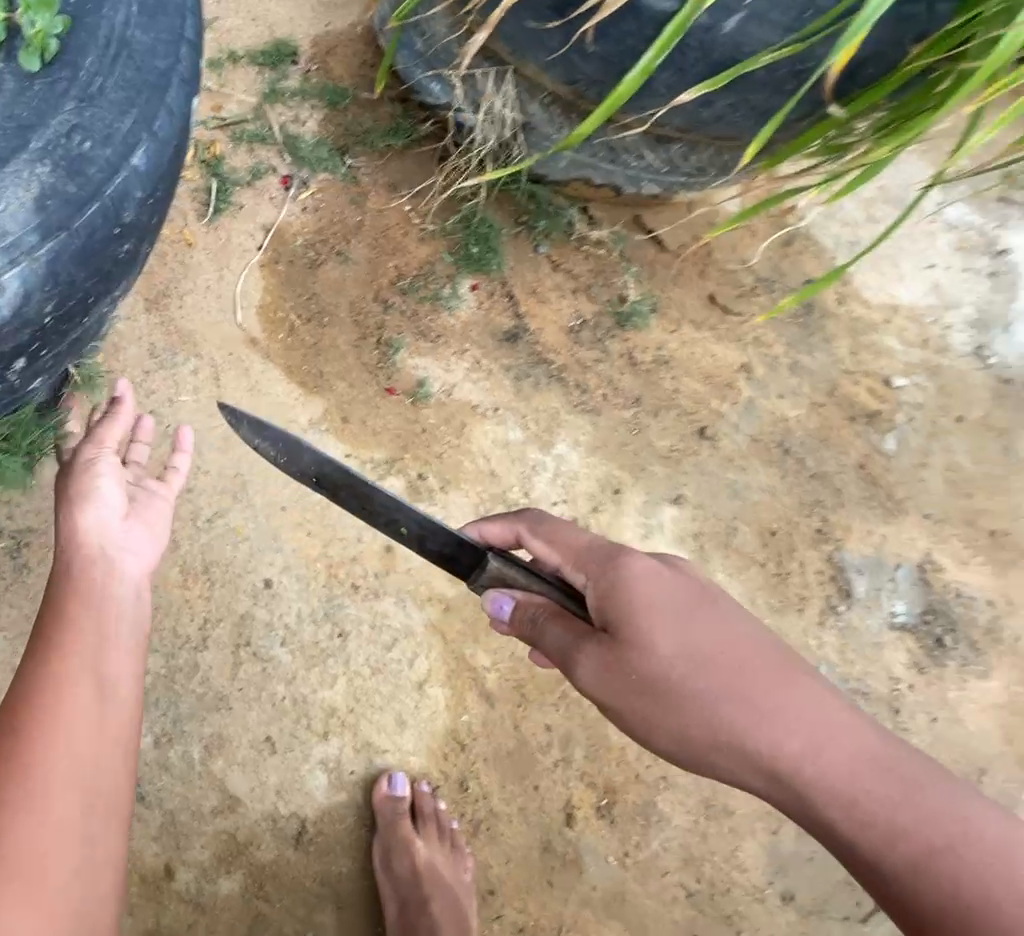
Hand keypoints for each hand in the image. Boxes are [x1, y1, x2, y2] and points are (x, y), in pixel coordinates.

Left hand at [52, 378, 194, 588]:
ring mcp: (131, 487)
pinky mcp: (158, 499)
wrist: (111, 553)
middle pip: (107, 440)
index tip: (80, 388)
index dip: (75, 413)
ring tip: (143, 411)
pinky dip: (180, 452)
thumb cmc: (90, 500)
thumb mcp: (93, 453)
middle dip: (111, 417)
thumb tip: (121, 389)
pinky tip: (184, 430)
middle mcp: (102, 474)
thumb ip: (111, 421)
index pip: (74, 433)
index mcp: (76, 465)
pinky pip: (173, 471)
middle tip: (121, 389)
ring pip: (137, 454)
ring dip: (139, 433)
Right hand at [461, 508, 849, 796]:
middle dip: (528, 584)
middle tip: (502, 625)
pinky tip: (606, 667)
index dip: (492, 529)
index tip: (460, 543)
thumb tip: (496, 598)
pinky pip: (639, 606)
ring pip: (605, 587)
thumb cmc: (689, 704)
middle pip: (572, 558)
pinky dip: (604, 623)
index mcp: (619, 568)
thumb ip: (540, 627)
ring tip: (549, 656)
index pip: (538, 527)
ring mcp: (688, 590)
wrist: (816, 749)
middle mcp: (653, 566)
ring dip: (566, 610)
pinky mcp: (713, 618)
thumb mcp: (596, 670)